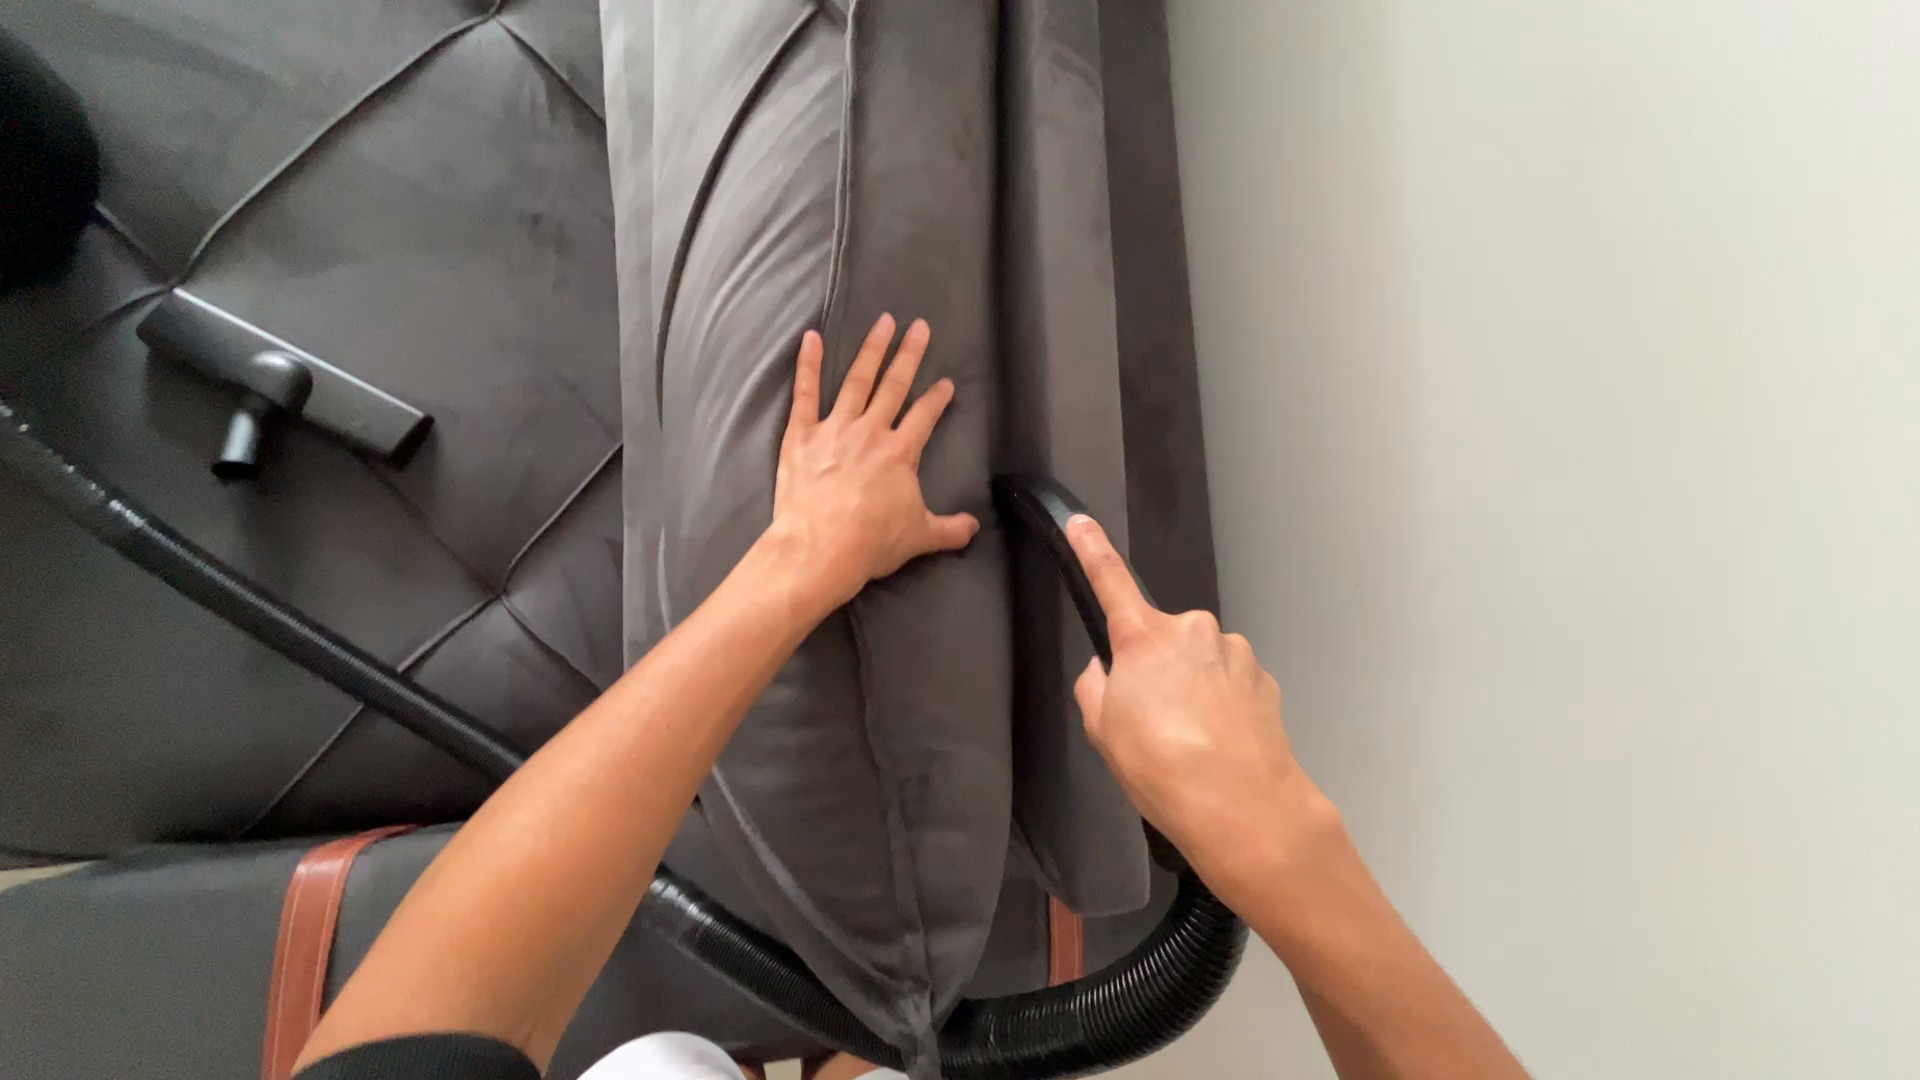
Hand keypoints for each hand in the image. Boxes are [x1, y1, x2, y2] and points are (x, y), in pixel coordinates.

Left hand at [770, 314, 978, 604]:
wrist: (821, 547)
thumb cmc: (872, 541)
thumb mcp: (919, 537)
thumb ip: (949, 529)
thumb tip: (973, 528)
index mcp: (901, 452)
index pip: (925, 416)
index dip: (937, 398)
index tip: (946, 382)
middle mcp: (871, 431)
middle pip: (894, 386)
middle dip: (909, 355)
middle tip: (919, 327)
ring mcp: (835, 429)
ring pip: (856, 381)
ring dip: (871, 350)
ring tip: (882, 322)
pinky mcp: (802, 436)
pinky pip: (805, 394)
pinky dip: (807, 365)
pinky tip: (810, 337)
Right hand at [1066, 516, 1334, 898]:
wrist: (1245, 808)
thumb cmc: (1160, 766)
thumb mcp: (1103, 731)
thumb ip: (1096, 687)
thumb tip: (1109, 669)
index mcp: (1143, 637)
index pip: (1109, 581)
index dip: (1090, 549)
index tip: (1080, 521)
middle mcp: (1191, 629)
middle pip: (1159, 638)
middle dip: (1154, 667)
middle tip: (1153, 721)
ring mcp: (1233, 650)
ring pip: (1198, 660)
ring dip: (1192, 686)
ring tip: (1193, 740)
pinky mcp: (1264, 676)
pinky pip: (1229, 679)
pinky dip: (1222, 702)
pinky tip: (1222, 741)